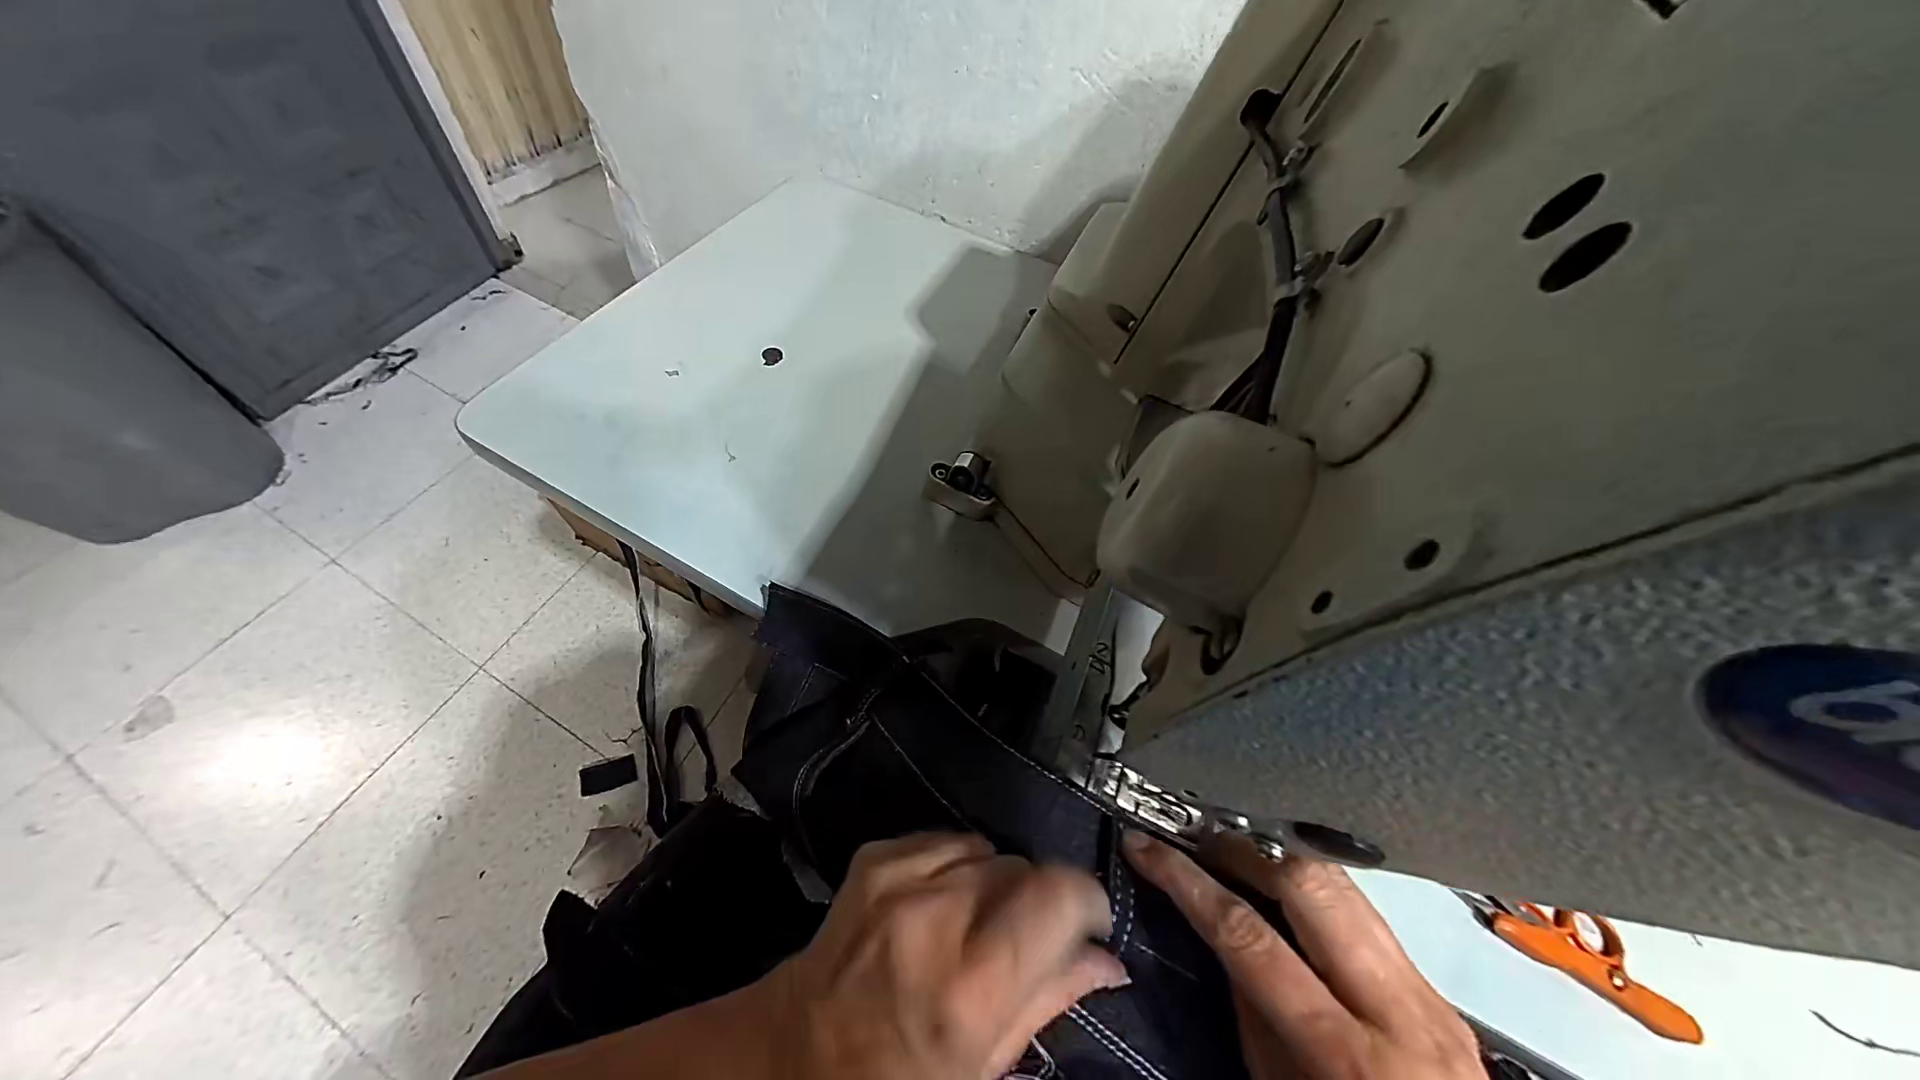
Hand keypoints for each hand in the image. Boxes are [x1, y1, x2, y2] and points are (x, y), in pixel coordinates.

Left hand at [764, 832, 1127, 1079]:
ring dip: (996, 880)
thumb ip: (1051, 998)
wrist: (795, 1051)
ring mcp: (898, 878)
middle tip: (1022, 938)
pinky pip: (947, 838)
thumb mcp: (983, 1064)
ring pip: (989, 847)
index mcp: (969, 985)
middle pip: (1025, 866)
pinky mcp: (875, 855)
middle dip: (1039, 898)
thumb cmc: (899, 1075)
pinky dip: (957, 864)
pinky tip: (941, 901)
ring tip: (975, 923)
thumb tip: (1109, 960)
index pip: (1058, 895)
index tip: (1087, 922)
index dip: (1087, 901)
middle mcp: (935, 916)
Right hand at [1123, 830, 1481, 1079]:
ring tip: (1234, 853)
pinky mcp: (1439, 991)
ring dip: (1278, 856)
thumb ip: (1248, 1007)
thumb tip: (1214, 925)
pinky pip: (1364, 911)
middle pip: (1308, 884)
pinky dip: (1312, 887)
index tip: (1149, 849)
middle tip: (1198, 840)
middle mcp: (1399, 1012)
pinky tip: (1283, 888)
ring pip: (1343, 883)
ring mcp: (1429, 996)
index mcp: (1346, 1056)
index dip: (1188, 881)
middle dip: (1243, 849)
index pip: (1248, 935)